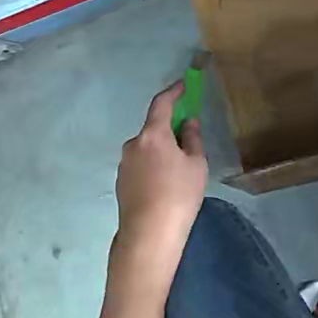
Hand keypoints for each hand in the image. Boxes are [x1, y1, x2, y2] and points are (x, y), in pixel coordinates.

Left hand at [114, 82, 207, 275]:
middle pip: (154, 129)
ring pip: (147, 149)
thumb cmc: (179, 196)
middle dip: (170, 131)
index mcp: (152, 135)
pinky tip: (165, 187)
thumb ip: (193, 139)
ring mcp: (123, 163)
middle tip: (190, 144)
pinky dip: (153, 166)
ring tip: (180, 175)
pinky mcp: (121, 180)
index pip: (161, 104)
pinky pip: (141, 164)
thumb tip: (188, 122)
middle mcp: (133, 144)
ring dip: (162, 152)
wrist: (149, 233)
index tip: (183, 85)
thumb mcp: (196, 166)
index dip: (173, 92)